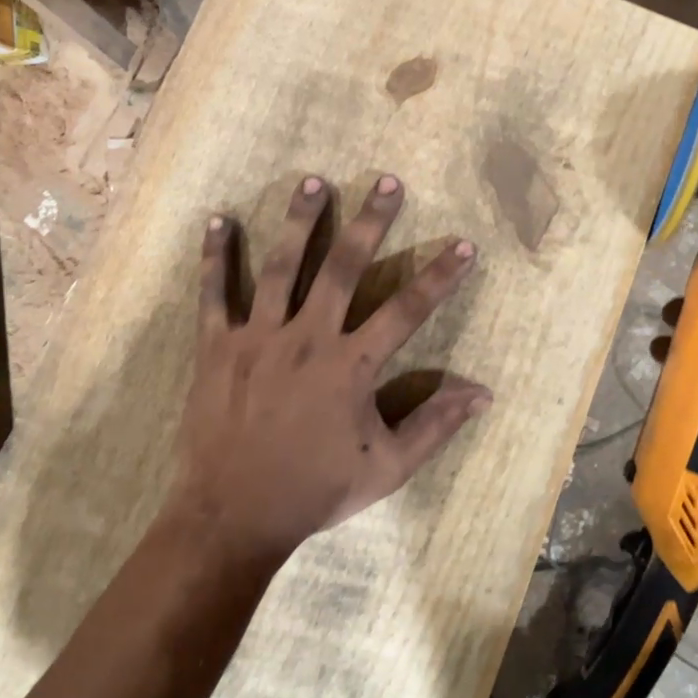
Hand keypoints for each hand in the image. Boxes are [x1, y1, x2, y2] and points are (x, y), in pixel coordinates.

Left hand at [165, 174, 492, 563]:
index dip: (439, 275)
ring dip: (300, 221)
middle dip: (370, 221)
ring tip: (314, 180)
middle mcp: (307, 339)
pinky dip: (215, 257)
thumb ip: (435, 426)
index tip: (463, 244)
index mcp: (350, 366)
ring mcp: (258, 338)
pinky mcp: (217, 348)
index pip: (407, 310)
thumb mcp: (387, 467)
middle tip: (387, 181)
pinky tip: (218, 220)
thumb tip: (483, 393)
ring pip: (280, 267)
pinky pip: (214, 295)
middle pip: (344, 268)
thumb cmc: (315, 490)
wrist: (231, 518)